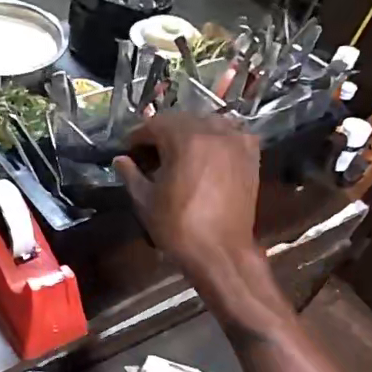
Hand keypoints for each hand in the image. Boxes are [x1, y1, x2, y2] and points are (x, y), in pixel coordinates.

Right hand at [113, 112, 261, 283]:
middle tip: (150, 152)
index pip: (156, 124)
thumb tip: (121, 160)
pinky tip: (205, 155)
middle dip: (163, 133)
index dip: (138, 135)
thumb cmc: (178, 227)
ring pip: (207, 123)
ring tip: (177, 153)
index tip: (129, 149)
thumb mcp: (146, 201)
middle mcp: (213, 131)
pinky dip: (215, 139)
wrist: (220, 251)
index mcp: (185, 139)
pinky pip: (230, 134)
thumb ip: (131, 175)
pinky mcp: (250, 155)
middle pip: (182, 120)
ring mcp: (236, 141)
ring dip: (189, 133)